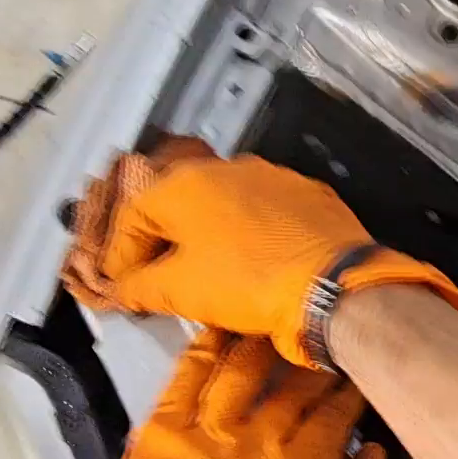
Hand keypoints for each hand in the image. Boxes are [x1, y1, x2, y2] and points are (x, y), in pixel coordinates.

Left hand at [84, 331, 385, 458]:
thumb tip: (373, 451)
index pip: (332, 415)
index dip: (351, 393)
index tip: (360, 378)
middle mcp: (248, 443)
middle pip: (291, 387)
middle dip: (316, 365)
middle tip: (328, 347)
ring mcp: (199, 436)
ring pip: (239, 370)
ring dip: (264, 344)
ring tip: (279, 325)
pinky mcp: (158, 438)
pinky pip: (183, 381)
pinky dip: (203, 351)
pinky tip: (219, 330)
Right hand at [94, 153, 457, 366]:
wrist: (333, 283)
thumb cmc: (250, 281)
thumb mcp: (180, 290)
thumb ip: (140, 286)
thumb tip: (125, 288)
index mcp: (187, 183)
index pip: (135, 215)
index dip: (124, 254)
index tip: (124, 283)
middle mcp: (230, 168)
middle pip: (182, 204)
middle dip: (168, 240)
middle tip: (163, 277)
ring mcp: (275, 177)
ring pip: (229, 205)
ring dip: (214, 234)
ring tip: (212, 271)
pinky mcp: (311, 194)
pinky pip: (270, 213)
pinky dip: (256, 233)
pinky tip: (259, 260)